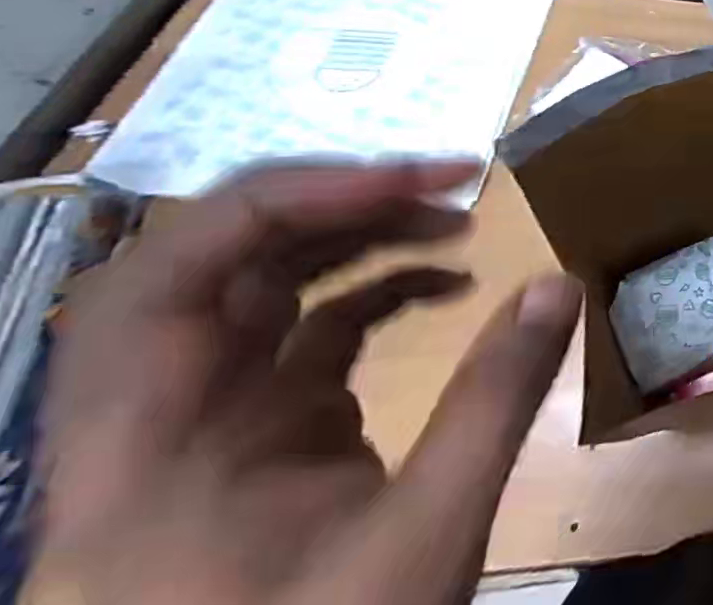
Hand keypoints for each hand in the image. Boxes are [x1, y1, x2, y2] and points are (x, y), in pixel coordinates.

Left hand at [27, 160, 583, 604]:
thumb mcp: (428, 532)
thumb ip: (496, 401)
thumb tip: (559, 284)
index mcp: (152, 445)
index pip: (181, 270)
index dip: (295, 199)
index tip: (420, 180)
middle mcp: (161, 417)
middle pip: (219, 260)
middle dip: (339, 204)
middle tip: (447, 187)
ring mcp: (211, 422)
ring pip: (263, 287)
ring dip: (358, 238)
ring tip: (456, 221)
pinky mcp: (262, 431)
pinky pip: (309, 330)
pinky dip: (378, 291)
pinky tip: (447, 286)